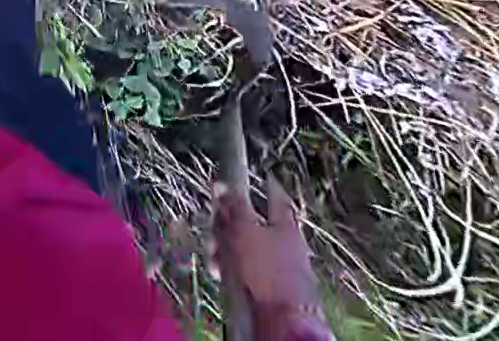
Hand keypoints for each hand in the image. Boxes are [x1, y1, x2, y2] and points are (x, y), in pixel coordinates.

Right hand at [214, 175, 325, 334]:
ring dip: (222, 245)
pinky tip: (218, 269)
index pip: (274, 195)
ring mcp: (276, 265)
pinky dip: (228, 265)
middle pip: (250, 220)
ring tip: (213, 252)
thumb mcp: (246, 229)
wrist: (283, 323)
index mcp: (286, 226)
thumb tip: (221, 182)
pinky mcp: (266, 285)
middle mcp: (284, 243)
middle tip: (213, 219)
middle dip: (226, 219)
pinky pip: (242, 266)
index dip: (261, 183)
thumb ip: (233, 204)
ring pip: (242, 244)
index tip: (246, 175)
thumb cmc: (268, 269)